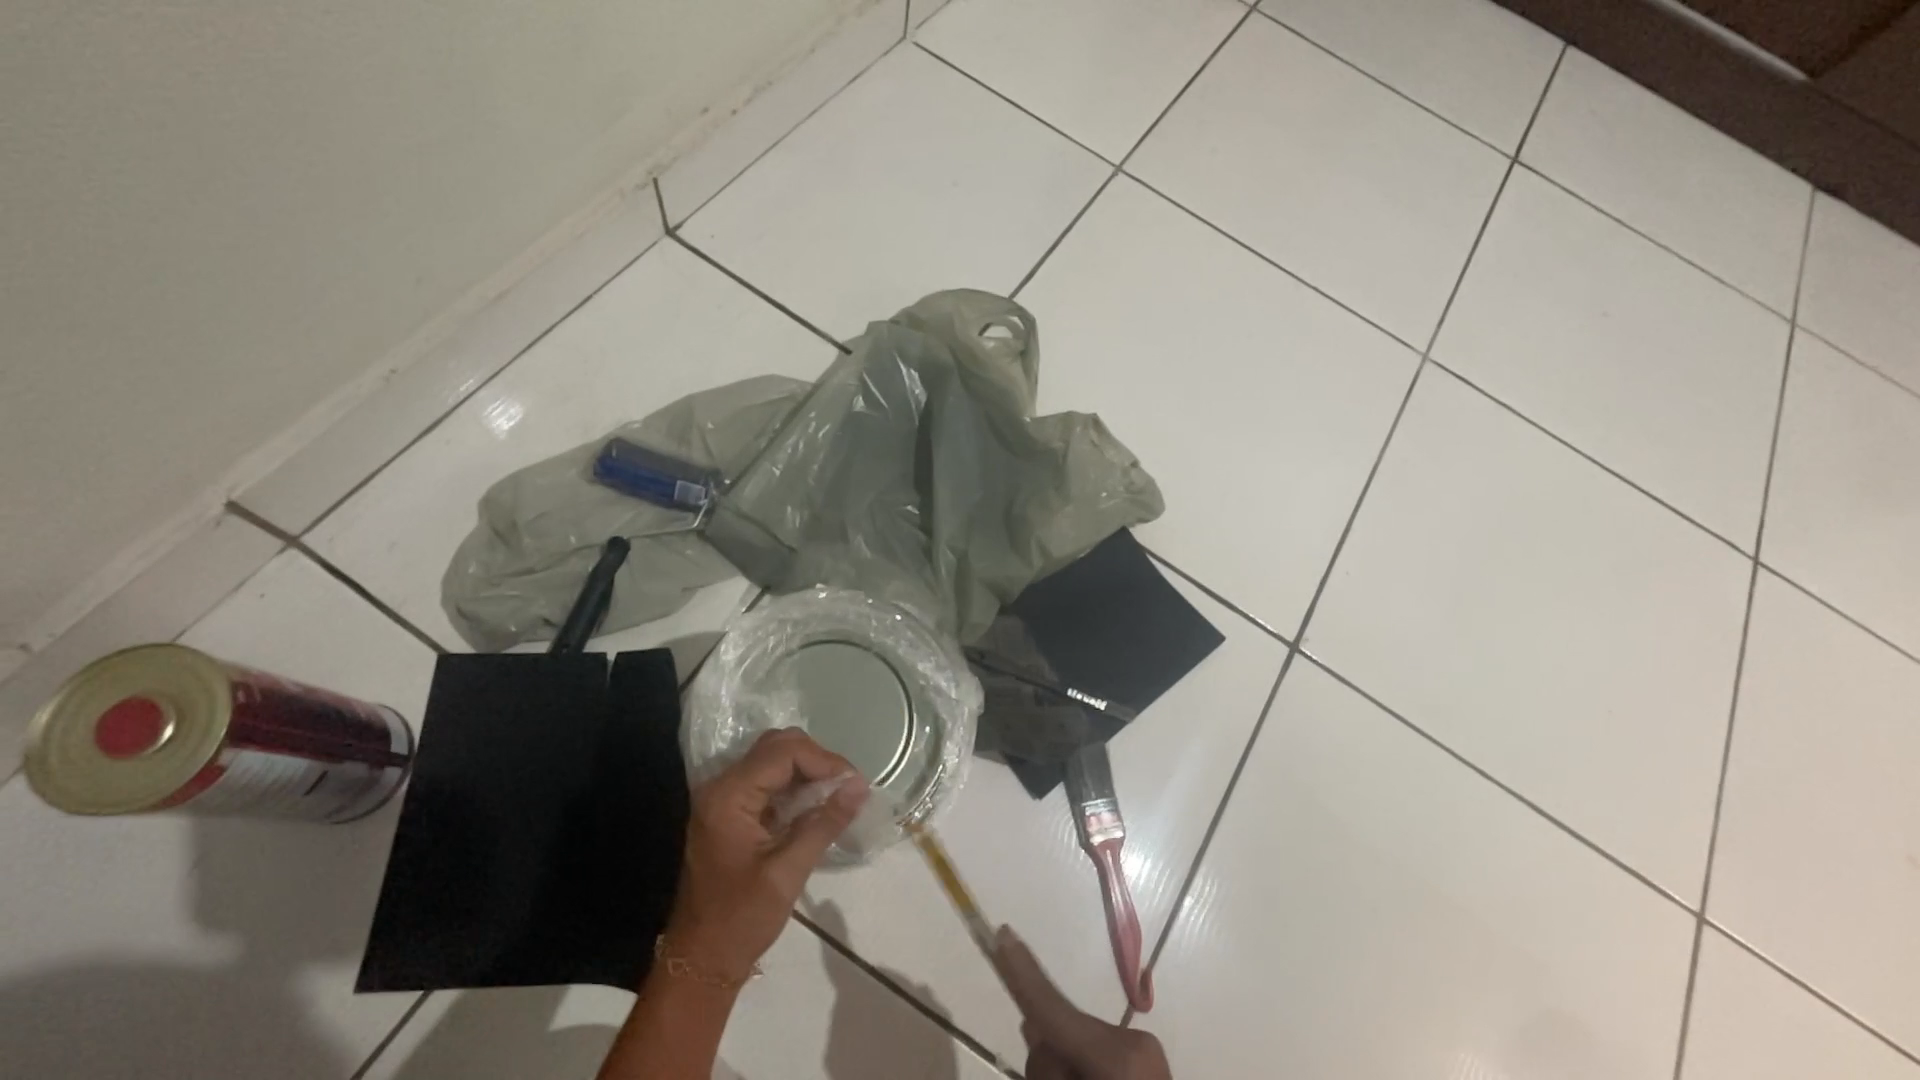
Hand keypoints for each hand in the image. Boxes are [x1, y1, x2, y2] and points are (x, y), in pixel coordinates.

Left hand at [664, 728, 869, 982]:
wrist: (701, 959)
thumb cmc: (741, 919)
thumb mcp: (788, 872)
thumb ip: (824, 823)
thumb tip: (860, 786)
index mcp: (728, 797)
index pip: (783, 753)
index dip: (823, 761)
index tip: (854, 785)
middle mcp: (721, 788)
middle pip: (776, 748)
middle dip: (817, 761)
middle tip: (847, 788)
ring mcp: (723, 800)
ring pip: (772, 761)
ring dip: (807, 772)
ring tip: (838, 796)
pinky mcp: (730, 814)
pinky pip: (767, 783)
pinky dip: (795, 788)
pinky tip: (817, 808)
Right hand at [994, 927, 1171, 1079]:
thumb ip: (1048, 1069)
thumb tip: (1036, 1030)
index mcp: (1118, 1056)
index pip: (1056, 1009)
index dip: (1023, 974)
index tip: (1002, 933)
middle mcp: (1135, 1044)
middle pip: (1061, 1035)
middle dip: (1049, 1064)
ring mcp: (1146, 1056)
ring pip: (1077, 1049)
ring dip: (1066, 1073)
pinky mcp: (1148, 1068)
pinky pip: (1098, 1062)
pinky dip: (1082, 1074)